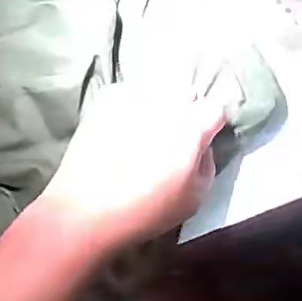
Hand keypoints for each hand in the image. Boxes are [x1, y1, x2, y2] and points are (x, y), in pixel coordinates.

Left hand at [33, 81, 227, 254]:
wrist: (85, 211)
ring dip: (159, 105)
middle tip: (174, 137)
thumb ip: (207, 163)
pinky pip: (129, 92)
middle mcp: (165, 103)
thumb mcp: (196, 198)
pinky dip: (131, 105)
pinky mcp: (106, 100)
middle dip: (187, 110)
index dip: (211, 125)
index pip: (216, 108)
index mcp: (191, 127)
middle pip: (187, 92)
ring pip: (158, 89)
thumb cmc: (146, 211)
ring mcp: (133, 97)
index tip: (203, 140)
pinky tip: (122, 129)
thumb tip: (202, 145)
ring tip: (146, 131)